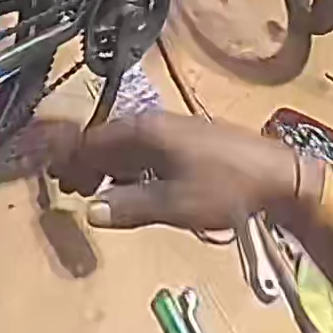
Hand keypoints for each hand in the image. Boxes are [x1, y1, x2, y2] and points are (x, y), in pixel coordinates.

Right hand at [47, 113, 300, 230]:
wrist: (273, 174)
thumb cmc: (223, 187)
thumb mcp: (173, 203)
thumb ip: (128, 206)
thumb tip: (89, 210)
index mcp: (144, 129)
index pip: (94, 138)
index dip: (73, 160)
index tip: (59, 182)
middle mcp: (153, 122)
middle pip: (106, 138)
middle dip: (86, 162)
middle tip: (72, 190)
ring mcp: (169, 128)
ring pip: (124, 144)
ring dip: (106, 166)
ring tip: (94, 192)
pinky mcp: (183, 139)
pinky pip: (142, 148)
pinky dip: (127, 166)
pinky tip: (128, 187)